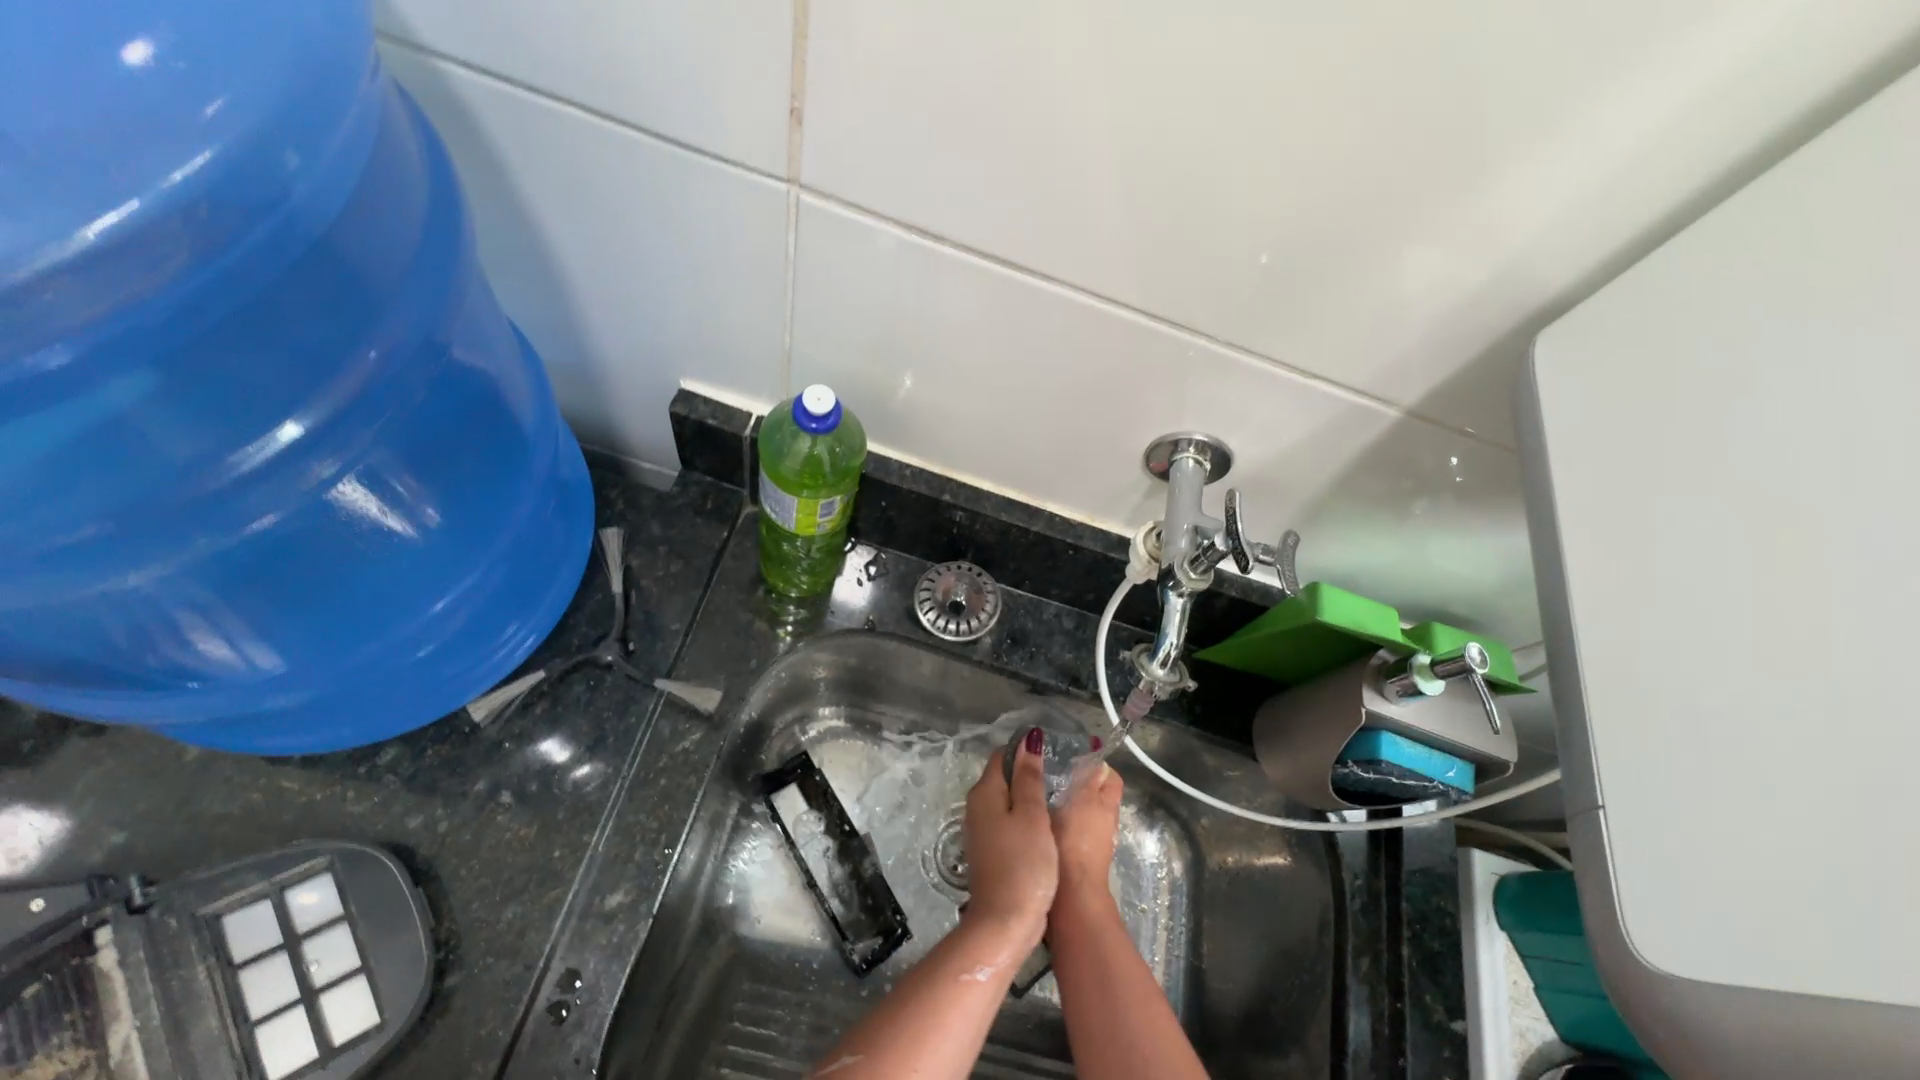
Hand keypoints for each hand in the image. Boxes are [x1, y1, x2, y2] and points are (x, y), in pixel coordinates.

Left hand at [962, 733, 1056, 949]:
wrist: (1005, 922)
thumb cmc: (1023, 864)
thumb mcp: (1031, 815)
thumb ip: (1029, 778)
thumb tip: (1028, 740)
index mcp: (985, 793)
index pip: (1003, 756)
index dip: (1026, 750)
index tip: (1055, 752)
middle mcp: (977, 808)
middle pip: (1004, 778)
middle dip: (1030, 773)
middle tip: (1064, 774)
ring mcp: (982, 832)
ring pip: (1008, 802)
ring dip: (1030, 798)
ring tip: (1060, 797)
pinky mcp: (991, 852)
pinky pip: (1009, 823)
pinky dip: (1026, 819)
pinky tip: (1047, 826)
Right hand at [1053, 759, 1123, 897]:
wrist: (1070, 892)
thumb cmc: (1075, 841)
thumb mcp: (1082, 802)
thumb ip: (1089, 780)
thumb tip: (1100, 762)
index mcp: (1107, 805)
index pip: (1111, 777)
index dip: (1096, 765)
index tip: (1072, 758)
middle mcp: (1105, 821)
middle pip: (1098, 794)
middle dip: (1080, 783)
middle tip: (1053, 773)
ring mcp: (1093, 841)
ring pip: (1084, 813)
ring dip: (1069, 803)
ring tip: (1043, 793)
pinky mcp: (1079, 855)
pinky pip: (1072, 829)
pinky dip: (1062, 821)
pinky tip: (1042, 820)